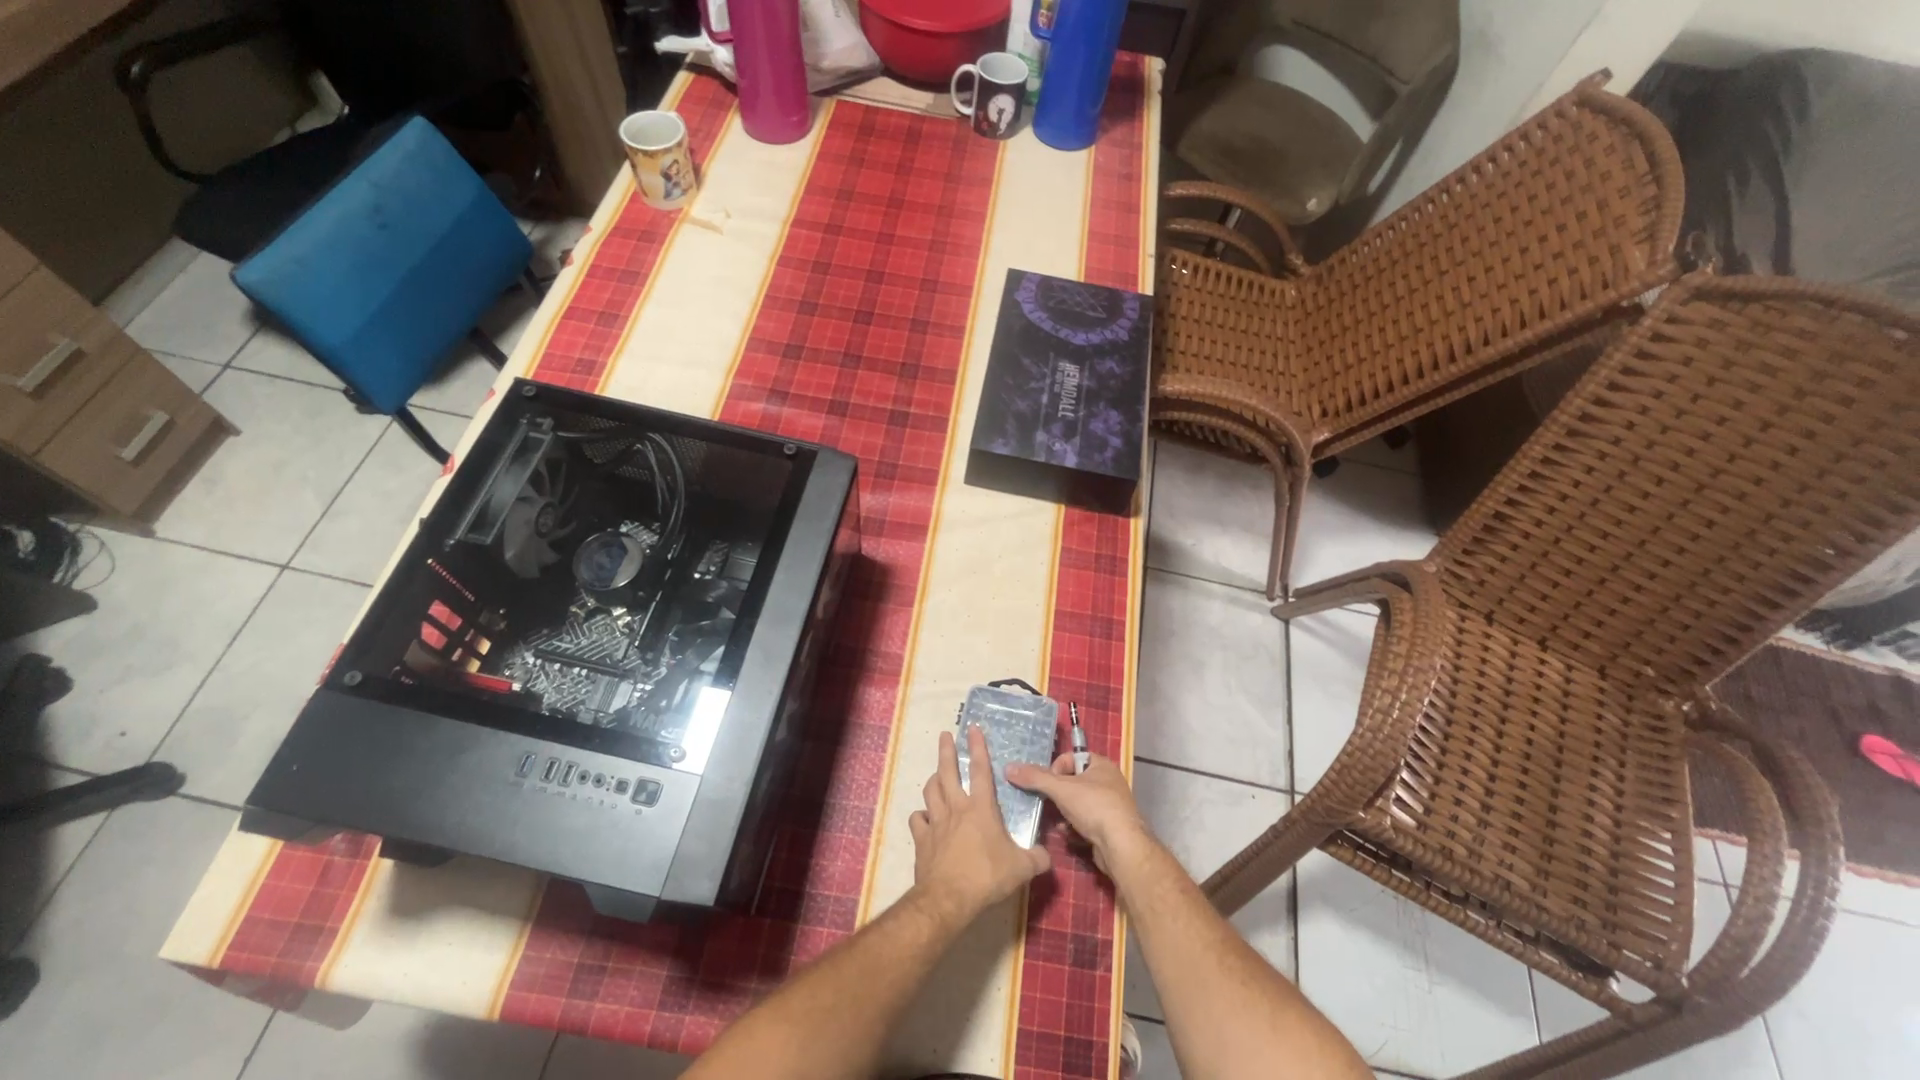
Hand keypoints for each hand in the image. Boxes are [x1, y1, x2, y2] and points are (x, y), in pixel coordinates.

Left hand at [908, 726, 1050, 923]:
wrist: (948, 898)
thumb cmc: (987, 876)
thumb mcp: (1022, 868)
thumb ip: (1038, 858)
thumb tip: (1047, 855)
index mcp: (981, 809)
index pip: (980, 770)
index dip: (978, 748)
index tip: (973, 729)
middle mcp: (956, 809)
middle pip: (947, 772)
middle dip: (946, 751)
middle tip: (944, 735)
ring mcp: (936, 823)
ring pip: (930, 792)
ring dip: (933, 780)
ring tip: (936, 775)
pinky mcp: (922, 839)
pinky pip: (918, 820)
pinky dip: (921, 815)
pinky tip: (925, 818)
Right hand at [1007, 752, 1150, 875]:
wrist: (1121, 846)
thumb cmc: (1093, 807)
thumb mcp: (1061, 789)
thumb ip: (1035, 778)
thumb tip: (1009, 768)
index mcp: (1101, 765)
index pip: (1072, 758)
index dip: (1056, 769)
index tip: (1048, 784)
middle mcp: (1108, 782)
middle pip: (1072, 783)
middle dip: (1057, 796)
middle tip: (1046, 804)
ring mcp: (1110, 806)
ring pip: (1076, 805)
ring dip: (1063, 814)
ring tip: (1058, 823)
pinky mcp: (1108, 827)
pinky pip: (1084, 822)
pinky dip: (1073, 828)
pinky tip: (1067, 835)